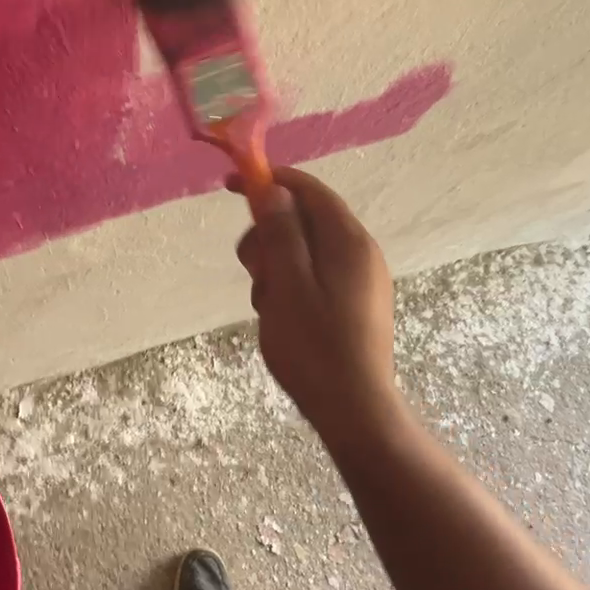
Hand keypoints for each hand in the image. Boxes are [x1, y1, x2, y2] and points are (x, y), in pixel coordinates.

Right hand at [232, 167, 397, 435]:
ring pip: (303, 250)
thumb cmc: (314, 348)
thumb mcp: (288, 286)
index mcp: (348, 241)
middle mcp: (359, 252)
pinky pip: (312, 275)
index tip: (229, 186)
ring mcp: (359, 278)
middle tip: (252, 272)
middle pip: (303, 219)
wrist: (353, 408)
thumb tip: (273, 189)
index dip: (269, 181)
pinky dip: (289, 285)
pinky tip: (281, 316)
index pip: (308, 190)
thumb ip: (281, 233)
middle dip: (268, 237)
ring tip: (268, 305)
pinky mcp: (354, 301)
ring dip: (274, 267)